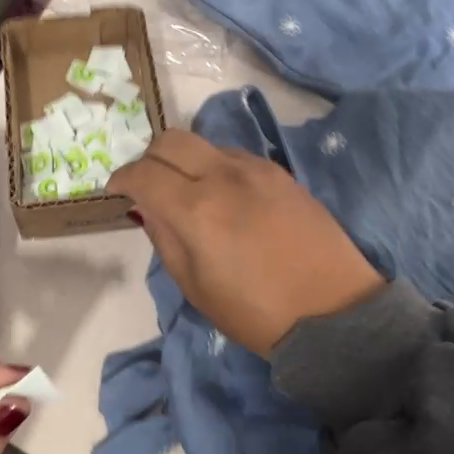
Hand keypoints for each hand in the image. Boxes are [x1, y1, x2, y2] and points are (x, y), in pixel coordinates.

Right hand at [109, 129, 383, 356]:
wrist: (335, 312)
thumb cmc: (258, 313)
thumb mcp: (197, 288)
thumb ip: (165, 239)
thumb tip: (147, 208)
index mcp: (196, 209)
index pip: (144, 173)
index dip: (122, 178)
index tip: (117, 190)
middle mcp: (223, 176)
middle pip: (171, 140)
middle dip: (150, 157)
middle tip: (148, 184)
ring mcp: (256, 168)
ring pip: (204, 143)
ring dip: (186, 160)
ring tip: (189, 192)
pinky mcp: (281, 172)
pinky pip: (234, 155)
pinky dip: (216, 166)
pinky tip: (225, 196)